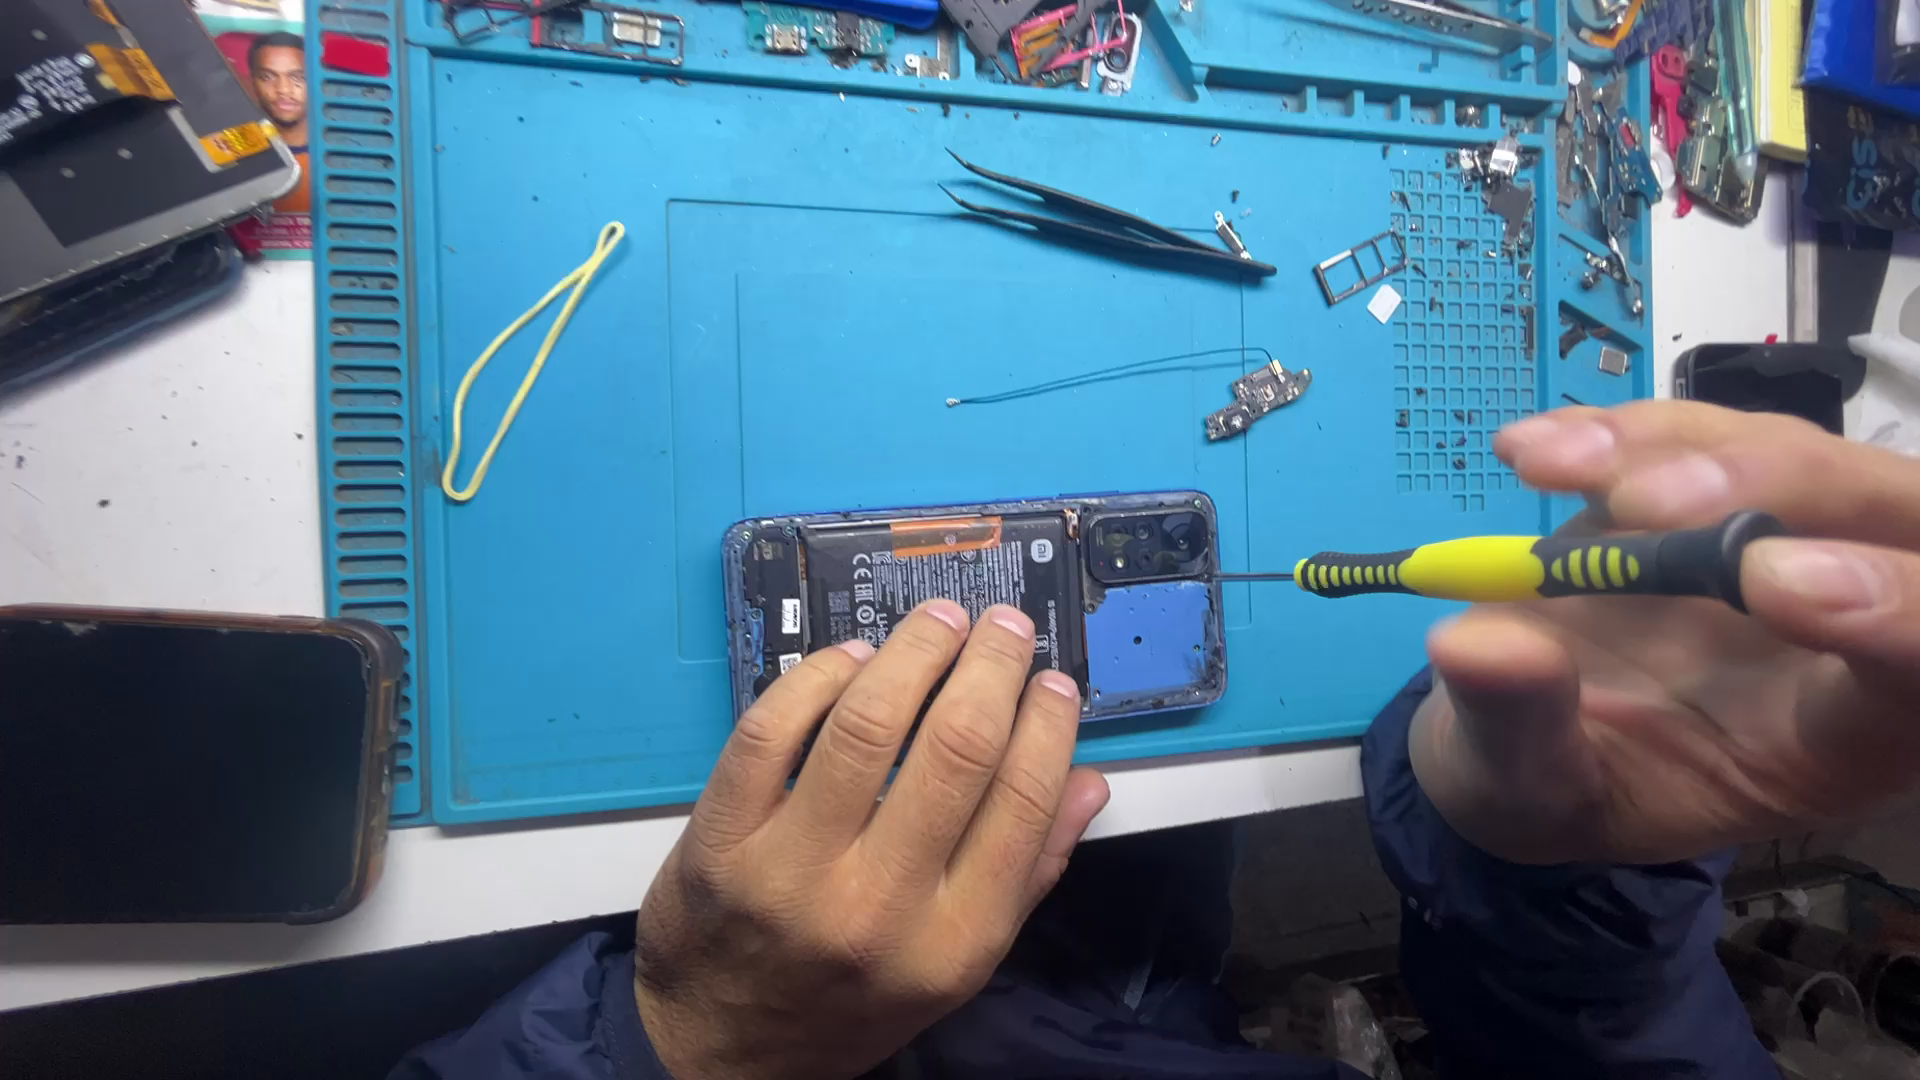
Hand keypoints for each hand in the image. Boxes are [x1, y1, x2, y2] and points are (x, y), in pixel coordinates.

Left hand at [633, 600, 1109, 1079]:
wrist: (722, 1044)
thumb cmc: (853, 997)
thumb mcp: (958, 963)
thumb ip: (1029, 871)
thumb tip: (1086, 780)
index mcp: (953, 940)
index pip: (1021, 804)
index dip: (1046, 724)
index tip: (1053, 681)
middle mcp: (877, 905)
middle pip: (954, 750)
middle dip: (991, 668)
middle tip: (1005, 625)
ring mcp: (790, 869)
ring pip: (866, 724)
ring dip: (914, 652)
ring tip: (941, 622)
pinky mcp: (722, 837)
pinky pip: (773, 730)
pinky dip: (820, 676)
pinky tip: (855, 656)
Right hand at [1411, 401, 1919, 864]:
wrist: (1496, 737)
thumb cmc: (1533, 789)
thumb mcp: (1517, 789)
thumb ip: (1516, 727)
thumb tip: (1470, 645)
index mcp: (1838, 731)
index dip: (1900, 607)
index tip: (1765, 581)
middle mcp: (1830, 625)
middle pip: (1891, 517)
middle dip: (1781, 484)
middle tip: (1638, 500)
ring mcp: (1751, 550)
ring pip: (1782, 453)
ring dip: (1670, 444)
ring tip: (1546, 463)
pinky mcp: (1673, 505)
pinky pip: (1677, 439)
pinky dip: (1607, 431)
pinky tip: (1532, 449)